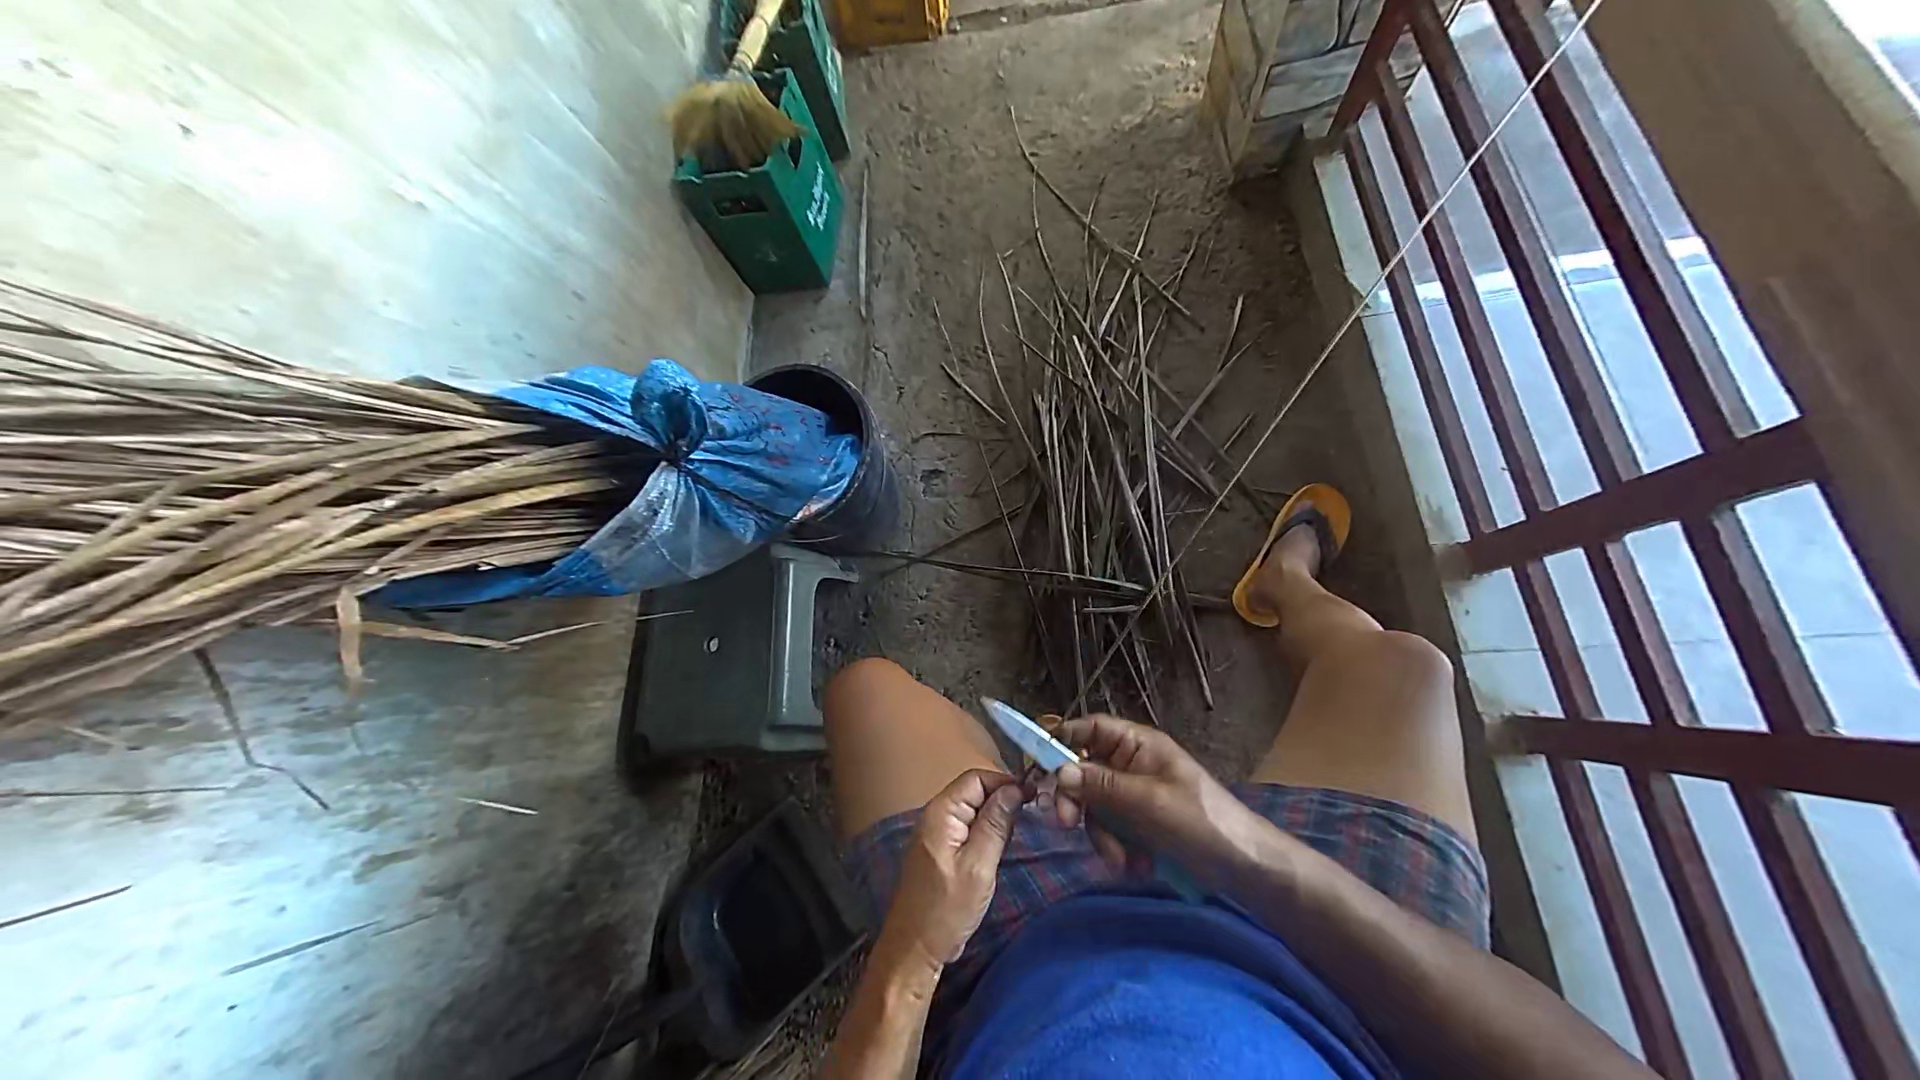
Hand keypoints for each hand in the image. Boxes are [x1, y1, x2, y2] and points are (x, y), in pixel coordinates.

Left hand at [879, 769, 1026, 969]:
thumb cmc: (947, 909)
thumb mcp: (979, 865)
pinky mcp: (943, 848)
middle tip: (1032, 812)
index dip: (1005, 781)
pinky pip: (969, 826)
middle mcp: (936, 815)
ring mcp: (938, 832)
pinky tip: (1002, 843)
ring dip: (997, 814)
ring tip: (1021, 827)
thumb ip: (996, 824)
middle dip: (1003, 797)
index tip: (1034, 794)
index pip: (976, 778)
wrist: (915, 949)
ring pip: (974, 808)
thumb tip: (1015, 789)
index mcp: (941, 812)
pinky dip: (987, 830)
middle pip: (975, 790)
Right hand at [1053, 714, 1274, 888]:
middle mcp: (1132, 764)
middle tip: (1067, 824)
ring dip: (1102, 835)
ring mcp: (1135, 795)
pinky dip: (1118, 848)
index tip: (1037, 764)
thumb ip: (1100, 785)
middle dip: (1077, 801)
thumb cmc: (1200, 820)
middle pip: (1084, 771)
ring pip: (1095, 806)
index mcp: (1138, 744)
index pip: (1090, 729)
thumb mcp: (1147, 801)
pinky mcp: (1140, 823)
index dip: (1062, 740)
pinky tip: (1136, 866)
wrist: (1244, 867)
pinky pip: (1112, 829)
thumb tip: (1058, 771)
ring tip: (1122, 860)